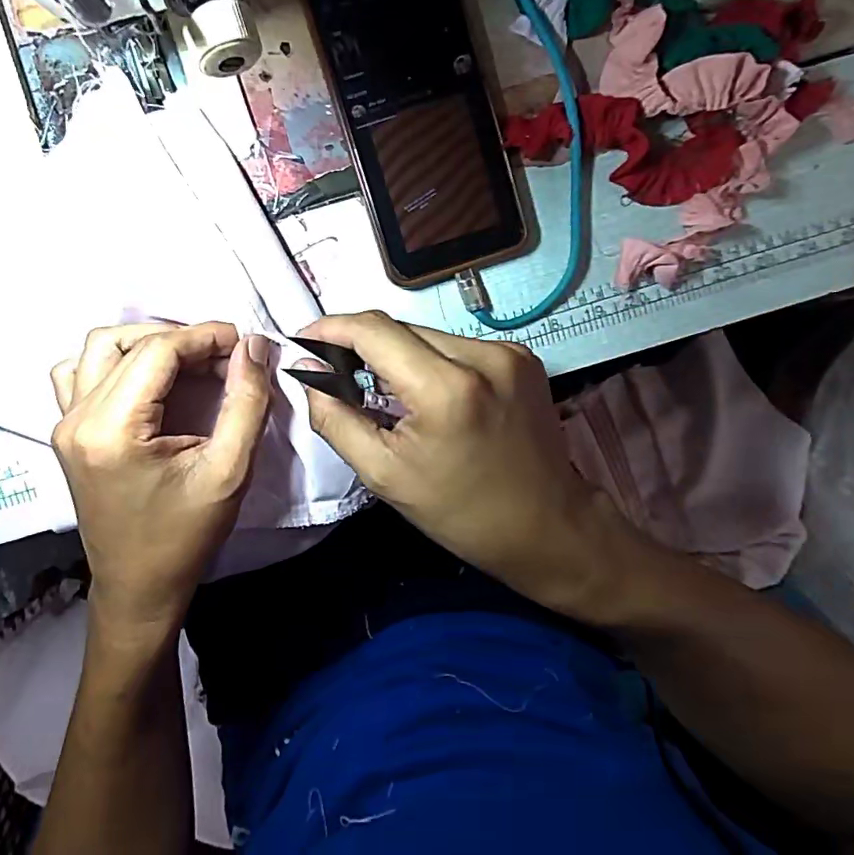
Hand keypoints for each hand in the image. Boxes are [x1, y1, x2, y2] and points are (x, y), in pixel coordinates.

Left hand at [49, 322, 275, 639]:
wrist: (140, 586)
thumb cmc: (185, 535)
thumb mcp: (230, 470)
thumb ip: (246, 402)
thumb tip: (253, 347)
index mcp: (111, 429)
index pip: (158, 350)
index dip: (206, 336)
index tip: (245, 345)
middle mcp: (77, 418)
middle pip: (128, 341)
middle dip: (184, 338)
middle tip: (226, 359)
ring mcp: (66, 423)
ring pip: (100, 348)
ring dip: (150, 343)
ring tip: (192, 364)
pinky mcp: (69, 431)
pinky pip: (83, 372)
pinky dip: (121, 362)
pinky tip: (154, 382)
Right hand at [294, 312, 621, 615]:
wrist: (547, 525)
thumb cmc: (462, 512)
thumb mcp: (386, 475)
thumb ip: (336, 418)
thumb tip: (308, 373)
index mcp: (446, 388)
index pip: (374, 330)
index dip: (332, 328)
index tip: (306, 340)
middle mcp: (482, 356)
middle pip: (402, 329)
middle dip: (363, 346)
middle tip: (339, 373)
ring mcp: (508, 352)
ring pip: (430, 335)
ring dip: (400, 355)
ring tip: (389, 392)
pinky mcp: (522, 356)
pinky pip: (460, 346)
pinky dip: (435, 362)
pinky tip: (431, 394)